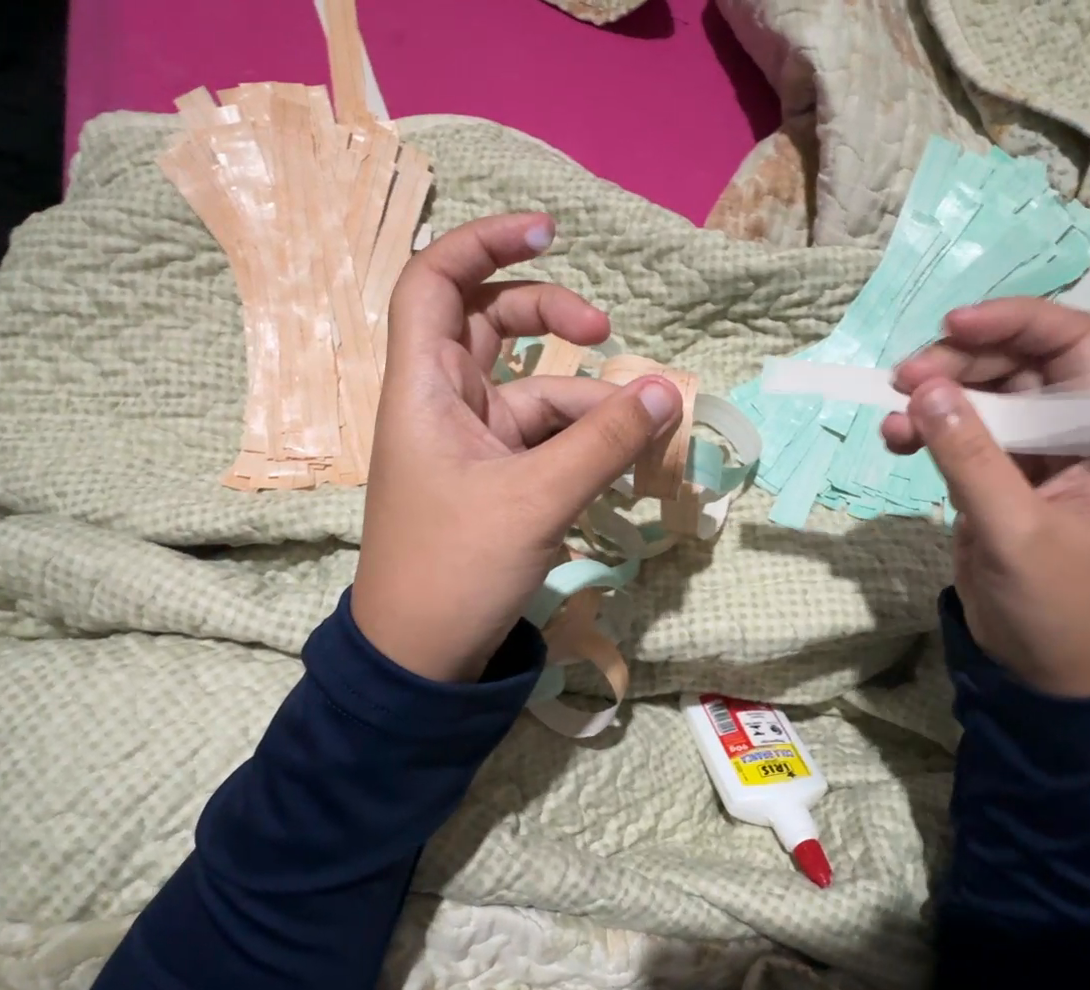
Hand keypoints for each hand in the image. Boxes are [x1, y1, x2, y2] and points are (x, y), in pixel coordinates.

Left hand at [351, 213, 682, 682]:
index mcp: (423, 387)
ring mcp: (472, 440)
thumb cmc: (455, 569)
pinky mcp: (496, 476)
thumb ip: (604, 442)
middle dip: (550, 317)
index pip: (434, 282)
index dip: (483, 243)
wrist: (423, 656)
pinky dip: (585, 442)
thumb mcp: (536, 500)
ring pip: (533, 389)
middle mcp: (444, 401)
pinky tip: (624, 463)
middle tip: (604, 333)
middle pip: (489, 322)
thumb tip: (666, 390)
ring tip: (643, 435)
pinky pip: (546, 437)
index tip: (548, 234)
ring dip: (588, 404)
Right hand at [881, 298, 1089, 698]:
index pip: (1075, 345)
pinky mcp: (994, 479)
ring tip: (890, 413)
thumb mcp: (1015, 531)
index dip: (1018, 321)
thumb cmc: (1056, 605)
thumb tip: (924, 390)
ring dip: (934, 395)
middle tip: (901, 378)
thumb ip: (971, 458)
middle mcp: (1074, 432)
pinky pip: (958, 434)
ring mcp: (1031, 456)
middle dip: (960, 361)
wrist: (1045, 673)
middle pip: (1018, 364)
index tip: (953, 324)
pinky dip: (924, 429)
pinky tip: (894, 438)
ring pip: (982, 396)